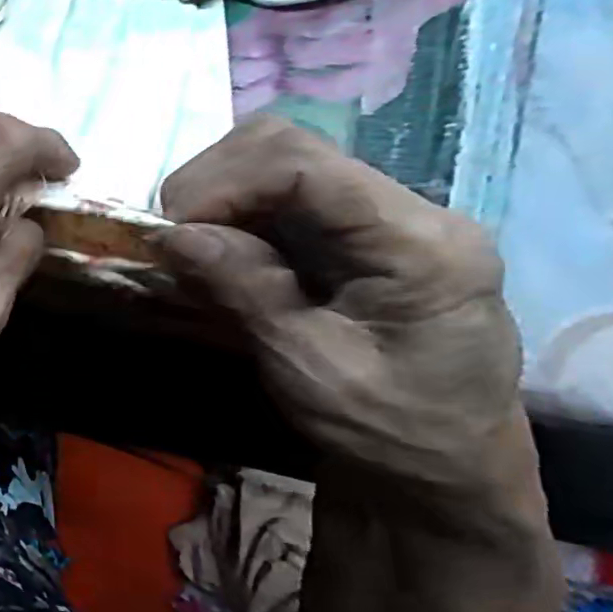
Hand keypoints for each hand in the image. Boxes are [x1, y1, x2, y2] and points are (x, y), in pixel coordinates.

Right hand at [155, 117, 535, 522]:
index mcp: (418, 243)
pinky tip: (213, 249)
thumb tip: (171, 234)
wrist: (441, 467)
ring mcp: (375, 215)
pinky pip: (271, 190)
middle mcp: (404, 210)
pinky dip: (224, 210)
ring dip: (212, 193)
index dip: (222, 184)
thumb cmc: (387, 428)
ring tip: (190, 246)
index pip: (305, 166)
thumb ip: (246, 291)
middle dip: (209, 181)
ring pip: (271, 157)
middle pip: (285, 143)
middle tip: (173, 237)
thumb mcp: (310, 367)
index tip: (171, 231)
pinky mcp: (346, 229)